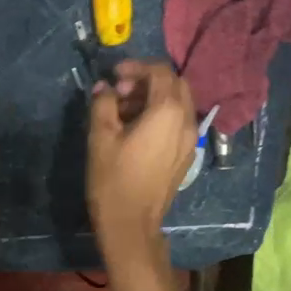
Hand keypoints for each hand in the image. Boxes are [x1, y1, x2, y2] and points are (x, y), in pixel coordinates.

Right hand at [86, 60, 197, 263]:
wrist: (131, 223)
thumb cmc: (113, 179)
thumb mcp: (100, 137)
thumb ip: (103, 105)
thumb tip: (104, 89)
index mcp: (167, 111)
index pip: (160, 72)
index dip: (136, 67)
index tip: (113, 75)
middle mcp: (186, 120)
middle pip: (174, 84)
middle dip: (147, 81)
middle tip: (119, 92)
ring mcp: (190, 139)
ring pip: (178, 103)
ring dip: (153, 98)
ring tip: (123, 112)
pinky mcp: (185, 154)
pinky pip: (177, 122)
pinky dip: (160, 116)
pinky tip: (136, 130)